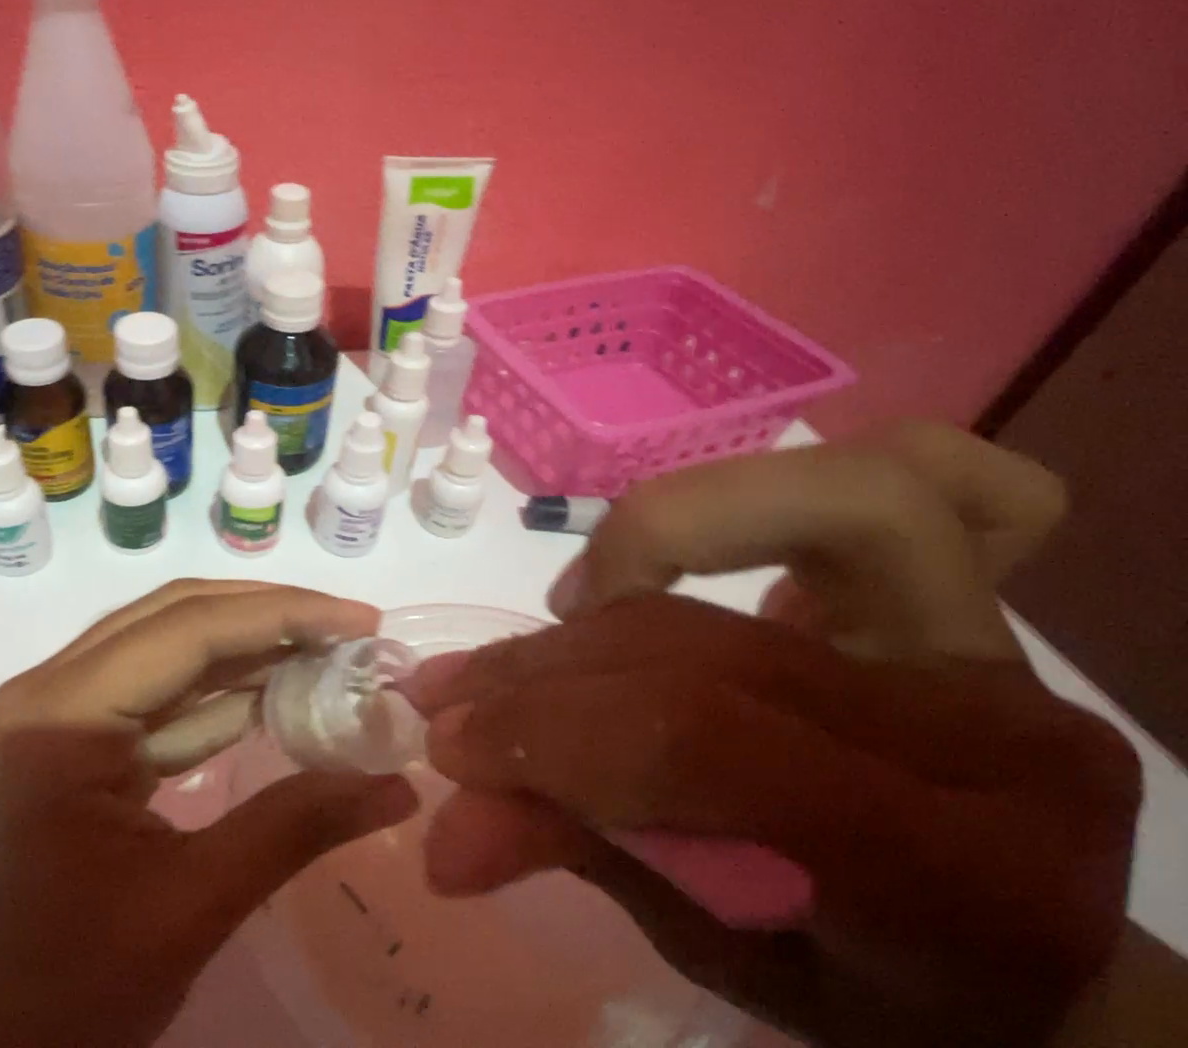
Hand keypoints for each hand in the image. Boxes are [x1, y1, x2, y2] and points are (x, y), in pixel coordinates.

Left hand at [0, 580, 417, 1047]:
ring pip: (163, 653)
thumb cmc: (68, 983)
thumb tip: (397, 786)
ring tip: (330, 657)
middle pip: (170, 622)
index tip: (363, 621)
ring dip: (246, 652)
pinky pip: (152, 701)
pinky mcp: (68, 750)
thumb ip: (294, 828)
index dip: (282, 615)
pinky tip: (277, 699)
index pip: (186, 631)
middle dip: (267, 618)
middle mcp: (48, 694)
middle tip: (352, 631)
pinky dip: (217, 697)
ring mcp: (54, 720)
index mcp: (61, 716)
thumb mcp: (192, 903)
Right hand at [406, 426, 1144, 1047]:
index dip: (553, 727)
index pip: (705, 739)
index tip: (452, 745)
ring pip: (801, 515)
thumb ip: (584, 859)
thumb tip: (445, 828)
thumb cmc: (872, 985)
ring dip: (638, 548)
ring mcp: (992, 649)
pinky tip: (652, 569)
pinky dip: (731, 512)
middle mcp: (989, 734)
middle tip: (465, 697)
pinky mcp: (969, 599)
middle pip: (714, 635)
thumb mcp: (722, 956)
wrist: (1025, 956)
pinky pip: (883, 484)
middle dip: (556, 662)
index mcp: (948, 872)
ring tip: (555, 618)